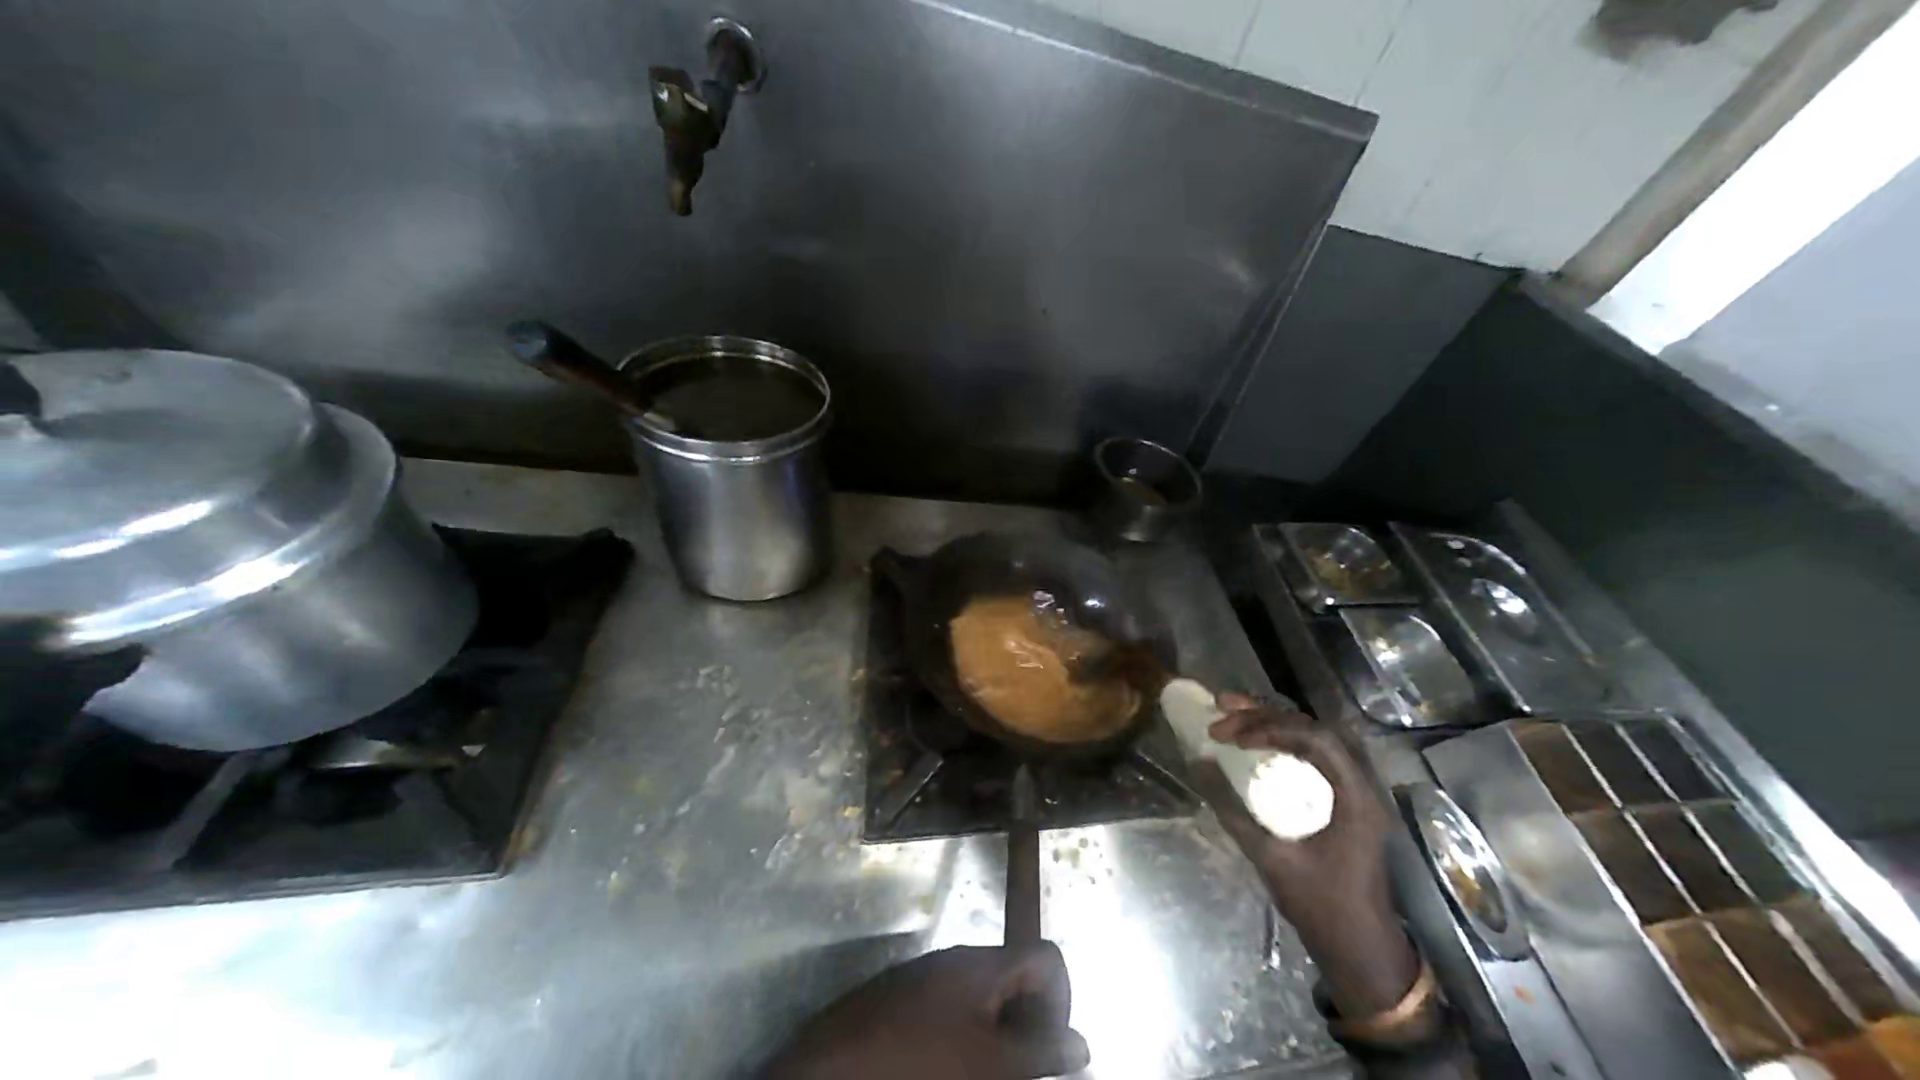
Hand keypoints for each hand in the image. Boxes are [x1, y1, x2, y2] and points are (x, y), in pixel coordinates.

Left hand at [764, 943, 1090, 1079]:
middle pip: (1013, 978)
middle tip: (1017, 1073)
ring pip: (980, 1000)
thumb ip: (1041, 1052)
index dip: (1061, 1002)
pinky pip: (947, 1011)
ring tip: (984, 1074)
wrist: (830, 1070)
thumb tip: (1082, 1044)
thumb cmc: (920, 1063)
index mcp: (981, 964)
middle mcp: (954, 961)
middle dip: (1027, 1025)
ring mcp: (922, 978)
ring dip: (995, 1037)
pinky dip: (961, 1039)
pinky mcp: (896, 1000)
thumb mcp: (991, 1066)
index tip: (1047, 1051)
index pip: (1045, 957)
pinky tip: (945, 1069)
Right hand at [1199, 694, 1420, 1023]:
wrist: (1360, 950)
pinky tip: (1256, 741)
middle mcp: (1361, 785)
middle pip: (1315, 729)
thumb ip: (1232, 809)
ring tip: (1232, 714)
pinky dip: (1284, 740)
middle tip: (1221, 710)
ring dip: (1274, 722)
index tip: (1232, 736)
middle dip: (1265, 715)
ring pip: (1316, 737)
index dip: (1271, 727)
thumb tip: (1199, 763)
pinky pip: (1316, 754)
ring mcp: (1356, 791)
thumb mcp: (1269, 857)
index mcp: (1354, 798)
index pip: (1316, 740)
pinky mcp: (1345, 799)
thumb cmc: (1321, 906)